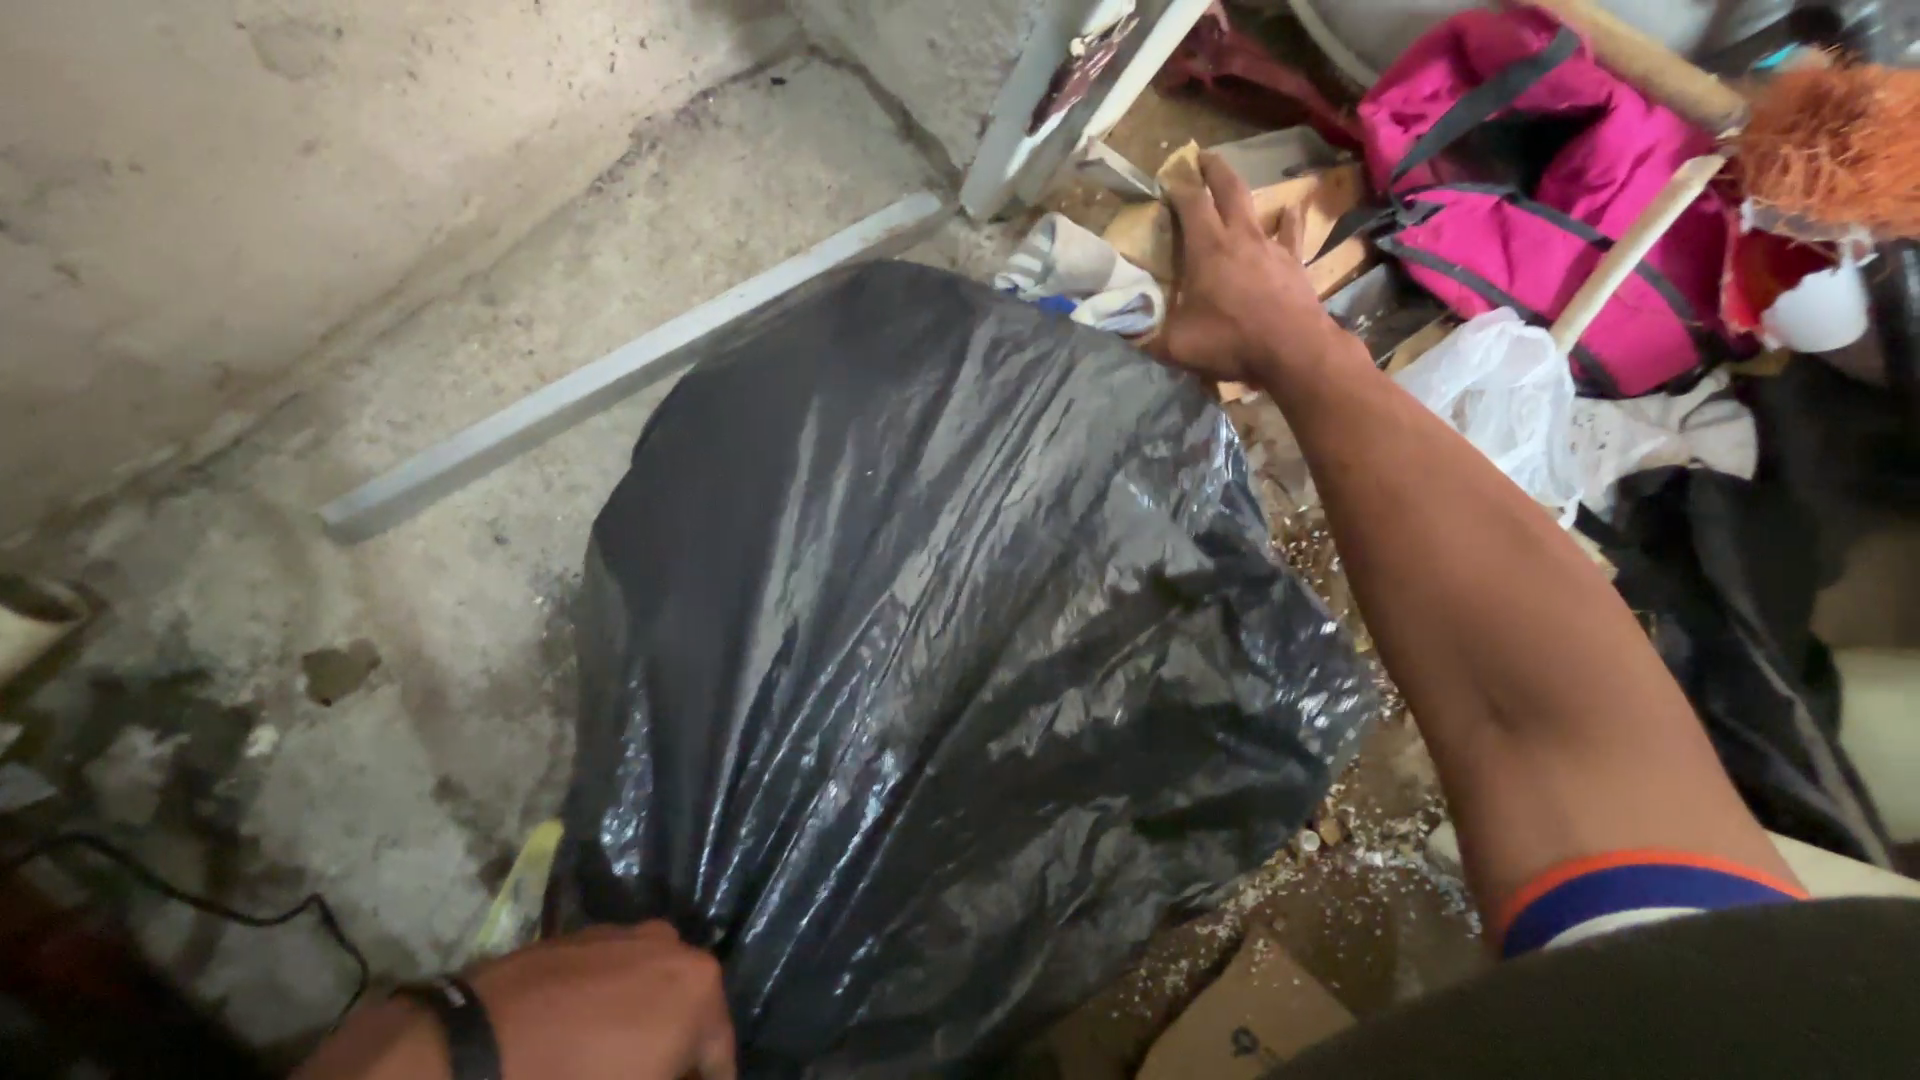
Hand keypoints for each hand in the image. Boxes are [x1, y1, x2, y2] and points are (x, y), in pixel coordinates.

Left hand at [293, 922, 736, 1079]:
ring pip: (649, 989)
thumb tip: (673, 1070)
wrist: (468, 1051)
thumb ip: (675, 1079)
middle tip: (644, 1076)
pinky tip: (574, 1038)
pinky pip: (610, 975)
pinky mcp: (579, 935)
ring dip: (641, 1024)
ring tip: (607, 1062)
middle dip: (673, 1054)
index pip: (722, 1058)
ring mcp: (624, 933)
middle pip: (689, 1013)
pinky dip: (606, 1005)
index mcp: (701, 986)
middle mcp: (673, 945)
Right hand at [1158, 152, 1345, 383]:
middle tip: (1202, 158)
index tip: (1165, 180)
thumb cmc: (1232, 342)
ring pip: (1257, 205)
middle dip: (1212, 169)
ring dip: (1243, 190)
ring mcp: (1271, 246)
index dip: (1177, 187)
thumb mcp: (1175, 346)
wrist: (1293, 350)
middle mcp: (1240, 237)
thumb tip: (1118, 326)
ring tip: (1235, 184)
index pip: (1190, 204)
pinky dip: (1288, 218)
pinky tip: (1290, 211)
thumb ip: (1144, 335)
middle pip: (1228, 188)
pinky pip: (1291, 232)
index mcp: (1207, 249)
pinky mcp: (1294, 262)